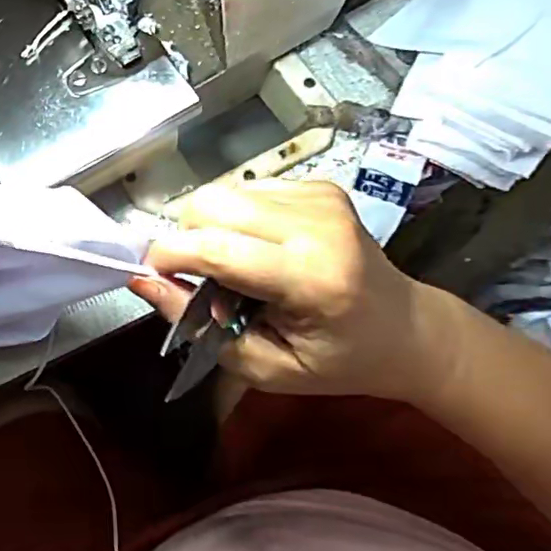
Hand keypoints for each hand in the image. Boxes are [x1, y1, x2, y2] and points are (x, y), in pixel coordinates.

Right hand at [128, 179, 462, 403]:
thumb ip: (199, 325)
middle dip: (186, 236)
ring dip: (211, 226)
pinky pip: (245, 189)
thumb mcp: (265, 366)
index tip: (151, 274)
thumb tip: (144, 281)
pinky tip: (260, 245)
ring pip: (222, 192)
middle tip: (201, 275)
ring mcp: (320, 196)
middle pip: (211, 204)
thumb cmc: (337, 360)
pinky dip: (236, 218)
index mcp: (312, 277)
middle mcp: (317, 224)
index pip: (217, 248)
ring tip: (237, 263)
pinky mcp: (318, 184)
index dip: (169, 256)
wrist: (406, 326)